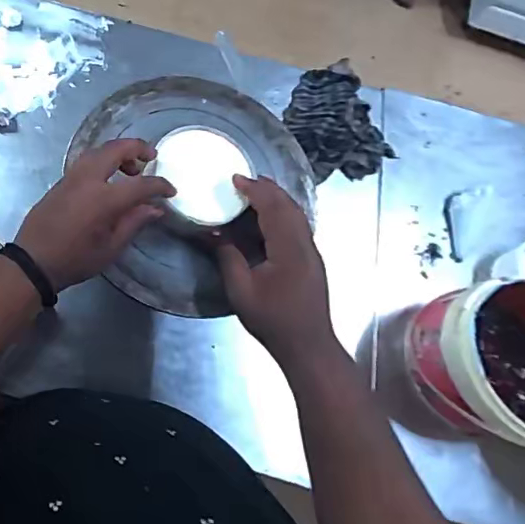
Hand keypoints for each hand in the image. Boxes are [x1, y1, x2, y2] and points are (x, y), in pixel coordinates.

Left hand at [14, 138, 174, 289]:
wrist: (32, 262)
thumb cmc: (74, 260)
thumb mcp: (110, 248)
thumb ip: (133, 223)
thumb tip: (154, 208)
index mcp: (103, 198)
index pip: (141, 184)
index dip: (160, 185)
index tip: (170, 191)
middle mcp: (86, 180)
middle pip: (115, 149)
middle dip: (136, 147)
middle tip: (150, 156)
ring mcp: (69, 179)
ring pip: (96, 152)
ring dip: (116, 153)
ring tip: (130, 170)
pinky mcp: (59, 184)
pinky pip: (84, 163)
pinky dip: (101, 162)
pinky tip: (107, 180)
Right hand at [215, 175, 338, 359]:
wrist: (308, 345)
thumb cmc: (272, 319)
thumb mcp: (241, 289)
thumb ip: (227, 257)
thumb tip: (213, 234)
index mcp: (289, 248)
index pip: (273, 208)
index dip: (254, 190)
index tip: (235, 178)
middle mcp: (305, 245)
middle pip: (289, 206)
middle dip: (268, 189)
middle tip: (245, 178)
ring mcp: (311, 253)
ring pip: (296, 216)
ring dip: (276, 200)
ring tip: (255, 191)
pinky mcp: (310, 261)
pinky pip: (296, 227)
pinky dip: (281, 214)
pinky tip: (267, 218)